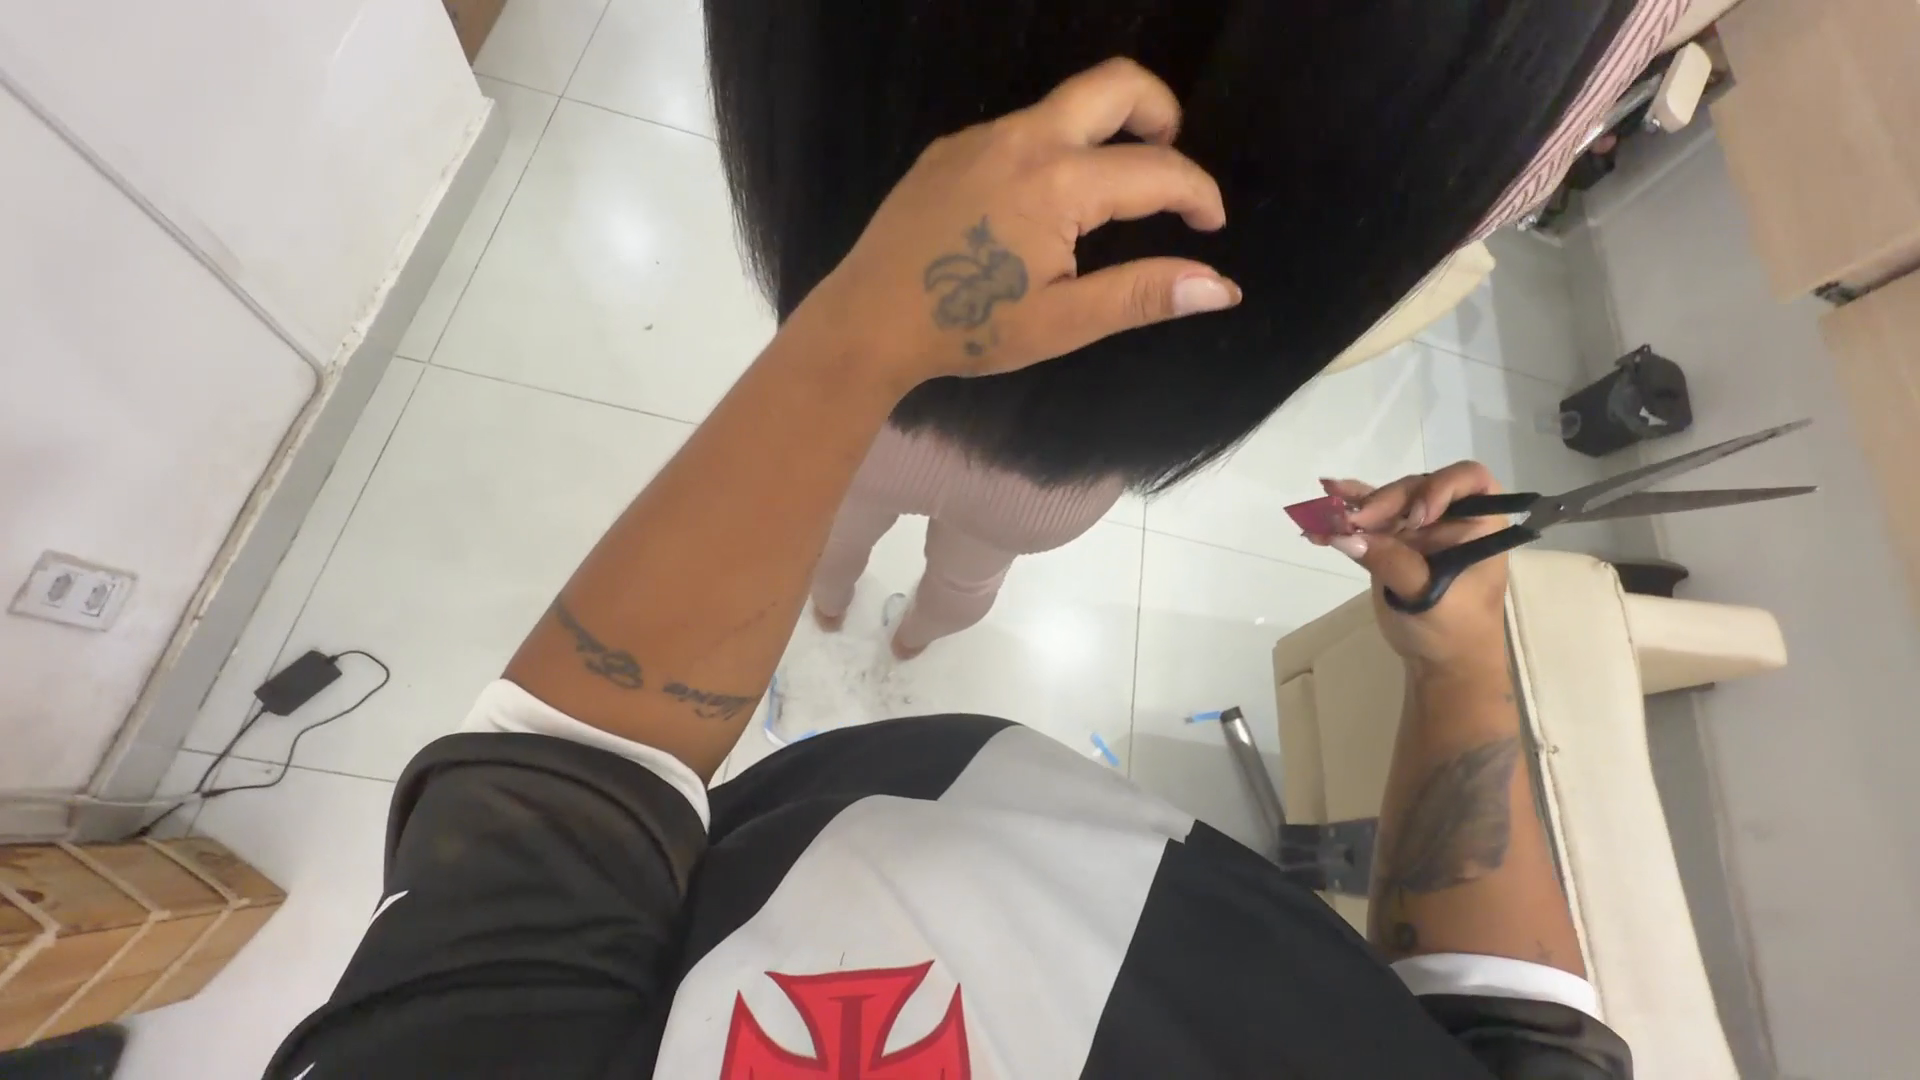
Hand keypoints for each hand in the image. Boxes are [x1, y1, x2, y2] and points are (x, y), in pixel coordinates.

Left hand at [794, 58, 1239, 385]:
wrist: (868, 322)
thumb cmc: (968, 329)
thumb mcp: (1063, 323)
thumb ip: (1143, 295)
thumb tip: (1222, 287)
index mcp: (1059, 182)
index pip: (1156, 170)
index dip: (1198, 193)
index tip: (1211, 222)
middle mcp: (1022, 138)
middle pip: (1114, 85)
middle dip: (1159, 110)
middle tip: (1170, 153)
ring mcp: (978, 139)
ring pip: (1060, 105)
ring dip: (1101, 131)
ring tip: (1106, 187)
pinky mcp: (947, 151)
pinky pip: (1015, 131)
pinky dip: (1049, 149)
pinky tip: (1033, 206)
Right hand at [1309, 462, 1510, 669]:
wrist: (1441, 662)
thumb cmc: (1452, 630)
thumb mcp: (1427, 595)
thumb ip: (1390, 561)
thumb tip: (1342, 534)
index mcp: (1477, 526)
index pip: (1468, 481)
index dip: (1439, 488)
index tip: (1416, 517)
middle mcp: (1449, 519)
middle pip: (1415, 489)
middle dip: (1384, 502)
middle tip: (1354, 523)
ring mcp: (1417, 530)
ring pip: (1386, 501)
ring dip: (1355, 504)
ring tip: (1326, 510)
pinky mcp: (1390, 543)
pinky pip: (1367, 521)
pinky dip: (1344, 514)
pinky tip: (1319, 508)